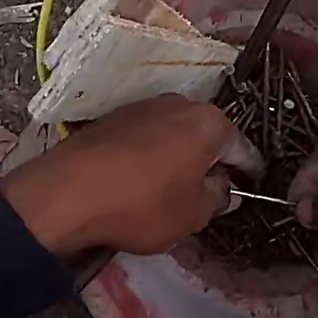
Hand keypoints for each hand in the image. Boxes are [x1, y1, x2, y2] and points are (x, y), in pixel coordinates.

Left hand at [0, 95, 262, 257]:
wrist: (67, 190)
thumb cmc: (142, 202)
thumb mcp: (193, 214)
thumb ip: (217, 198)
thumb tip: (220, 188)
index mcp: (207, 122)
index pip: (242, 148)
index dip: (248, 172)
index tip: (250, 188)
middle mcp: (176, 103)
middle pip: (205, 134)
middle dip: (211, 160)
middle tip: (212, 192)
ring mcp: (140, 106)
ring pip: (173, 133)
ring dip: (179, 155)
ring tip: (175, 187)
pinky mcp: (111, 118)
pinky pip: (144, 136)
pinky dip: (150, 154)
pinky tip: (142, 178)